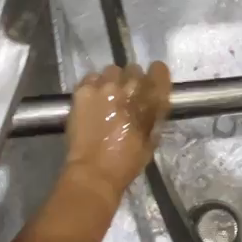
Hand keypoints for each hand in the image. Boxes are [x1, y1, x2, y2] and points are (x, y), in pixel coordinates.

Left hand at [63, 62, 170, 199]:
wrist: (94, 172)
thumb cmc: (127, 162)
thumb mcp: (151, 139)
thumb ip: (154, 115)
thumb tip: (152, 104)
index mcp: (150, 100)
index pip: (159, 70)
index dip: (156, 76)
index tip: (152, 83)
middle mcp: (128, 87)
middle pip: (134, 69)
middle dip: (132, 81)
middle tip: (126, 97)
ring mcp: (104, 87)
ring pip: (111, 71)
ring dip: (112, 82)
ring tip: (107, 97)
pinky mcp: (83, 91)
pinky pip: (91, 78)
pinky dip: (94, 86)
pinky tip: (93, 100)